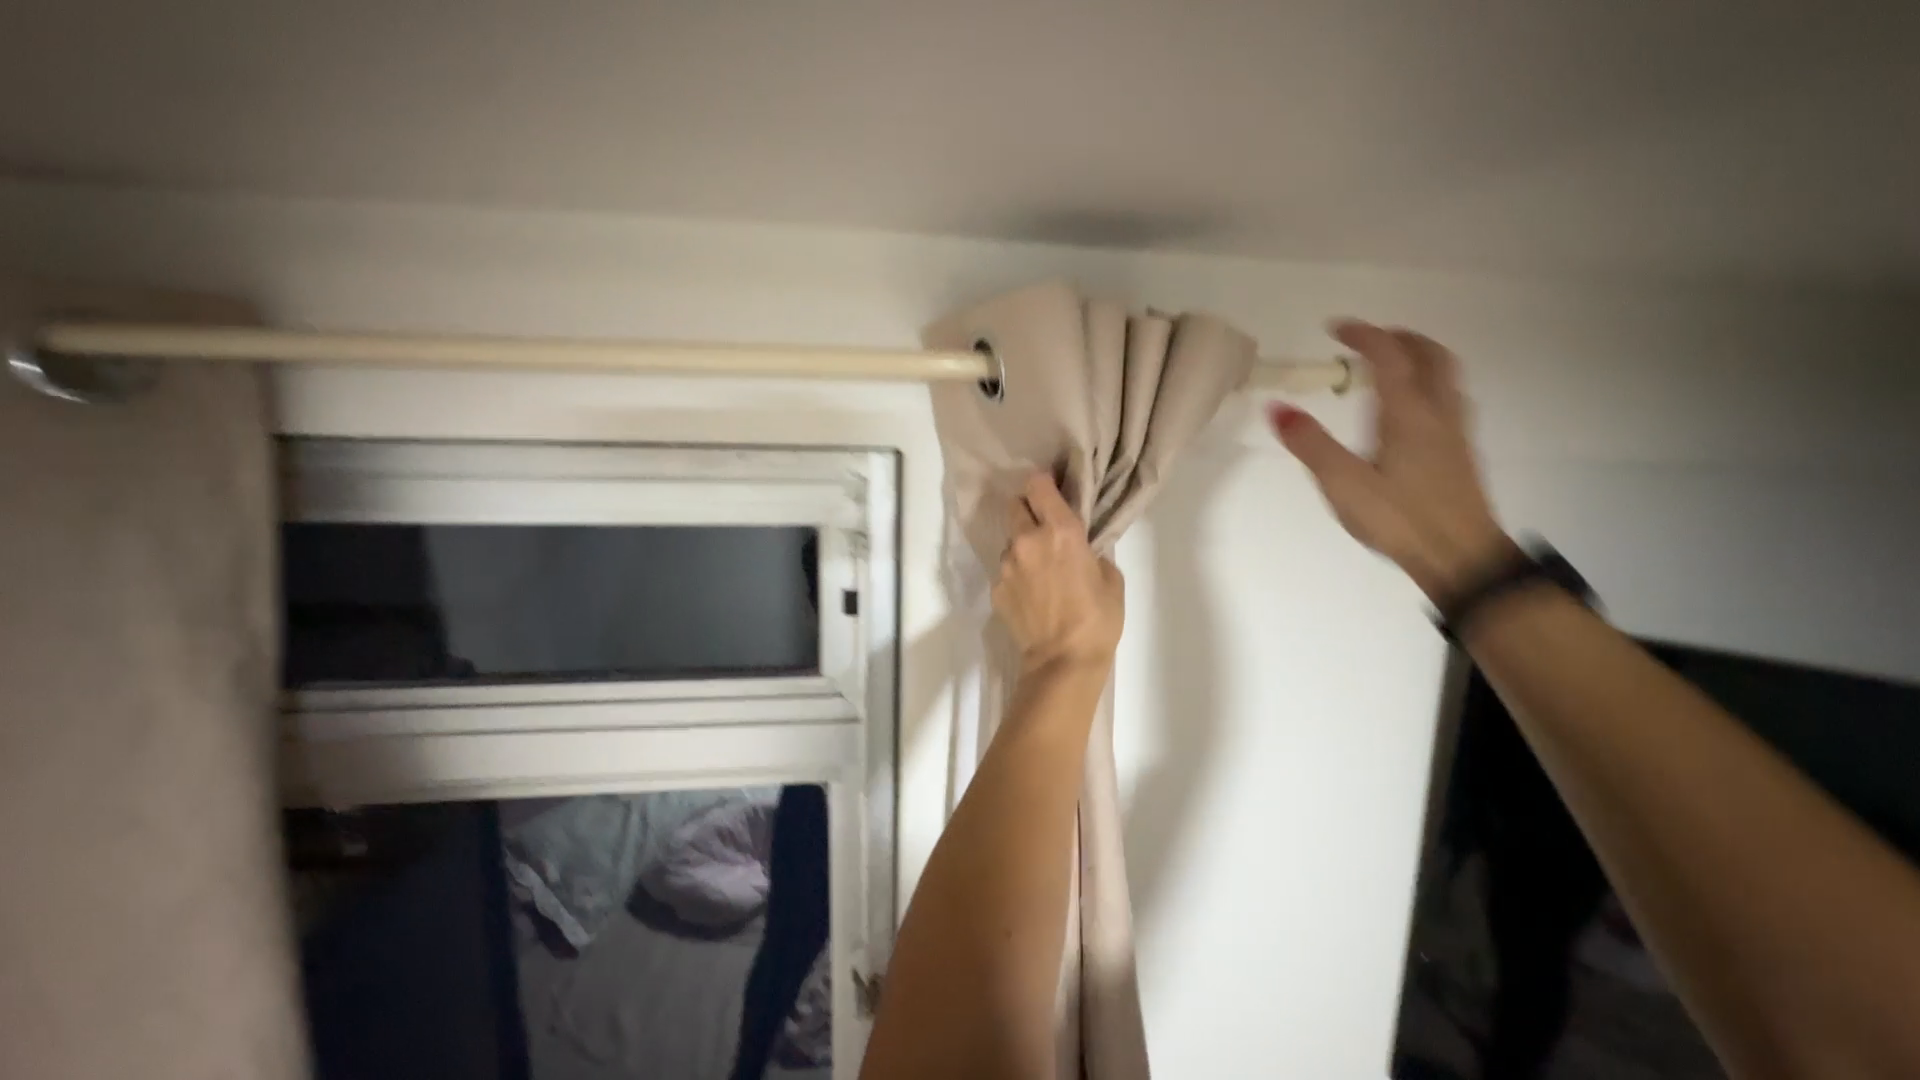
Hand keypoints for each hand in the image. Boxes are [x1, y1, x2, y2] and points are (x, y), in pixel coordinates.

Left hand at [992, 472, 1125, 672]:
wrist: (1062, 661)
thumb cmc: (1097, 619)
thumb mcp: (1110, 578)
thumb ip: (1091, 553)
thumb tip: (1080, 552)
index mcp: (1060, 531)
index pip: (1038, 485)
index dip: (1043, 485)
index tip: (1051, 492)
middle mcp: (1027, 540)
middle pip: (1014, 506)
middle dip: (1027, 511)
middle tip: (1043, 528)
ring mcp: (1006, 565)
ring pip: (1009, 542)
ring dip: (1022, 548)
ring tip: (1039, 571)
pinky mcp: (996, 589)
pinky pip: (1005, 571)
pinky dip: (1016, 576)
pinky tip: (1031, 595)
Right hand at [1269, 320, 1513, 602]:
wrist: (1462, 556)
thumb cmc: (1400, 519)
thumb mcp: (1344, 485)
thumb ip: (1311, 445)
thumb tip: (1277, 408)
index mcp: (1408, 413)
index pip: (1388, 357)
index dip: (1363, 335)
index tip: (1336, 329)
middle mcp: (1438, 412)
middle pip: (1430, 356)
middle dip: (1400, 339)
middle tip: (1370, 340)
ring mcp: (1456, 433)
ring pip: (1446, 376)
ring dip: (1419, 359)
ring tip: (1393, 367)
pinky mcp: (1462, 453)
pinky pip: (1450, 399)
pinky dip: (1429, 385)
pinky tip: (1414, 412)